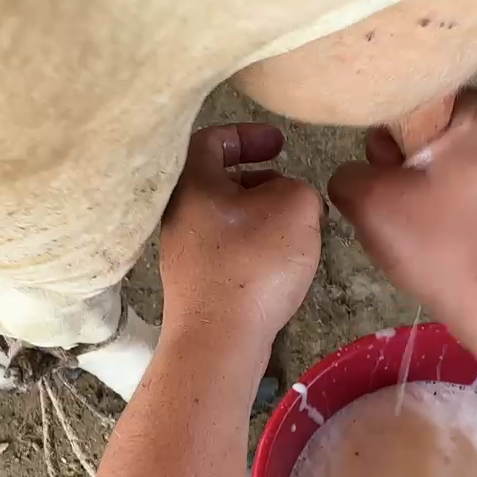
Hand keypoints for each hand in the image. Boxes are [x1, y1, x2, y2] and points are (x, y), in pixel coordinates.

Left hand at [159, 123, 322, 359]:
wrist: (218, 341)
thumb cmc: (253, 265)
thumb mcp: (295, 206)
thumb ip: (298, 187)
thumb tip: (287, 198)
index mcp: (192, 185)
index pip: (210, 140)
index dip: (247, 135)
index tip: (279, 144)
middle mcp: (179, 218)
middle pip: (218, 185)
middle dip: (258, 182)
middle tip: (290, 191)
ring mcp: (183, 257)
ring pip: (225, 223)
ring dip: (259, 221)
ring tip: (293, 233)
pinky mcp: (194, 289)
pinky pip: (226, 257)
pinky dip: (252, 253)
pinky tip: (277, 270)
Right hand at [327, 90, 476, 314]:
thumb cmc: (436, 242)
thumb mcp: (370, 202)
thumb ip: (346, 173)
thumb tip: (354, 177)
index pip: (406, 97)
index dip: (382, 137)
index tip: (385, 173)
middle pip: (412, 130)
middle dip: (392, 166)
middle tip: (396, 203)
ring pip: (420, 161)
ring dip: (401, 190)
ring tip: (406, 222)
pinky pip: (436, 183)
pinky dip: (421, 204)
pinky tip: (420, 229)